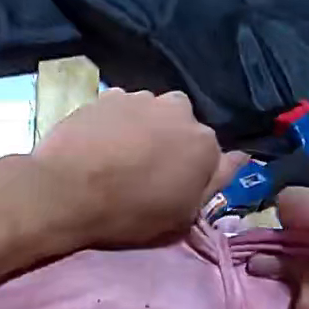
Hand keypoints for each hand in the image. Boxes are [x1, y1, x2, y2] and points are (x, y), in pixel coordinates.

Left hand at [31, 89, 244, 247]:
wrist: (67, 190)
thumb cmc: (129, 212)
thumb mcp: (182, 213)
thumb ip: (215, 181)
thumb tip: (241, 156)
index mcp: (205, 142)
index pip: (209, 153)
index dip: (190, 170)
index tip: (171, 186)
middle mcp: (179, 110)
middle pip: (180, 126)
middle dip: (168, 142)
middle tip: (142, 171)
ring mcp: (141, 98)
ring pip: (150, 114)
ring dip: (141, 130)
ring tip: (116, 158)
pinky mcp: (107, 95)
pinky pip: (120, 110)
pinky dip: (115, 124)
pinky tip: (98, 145)